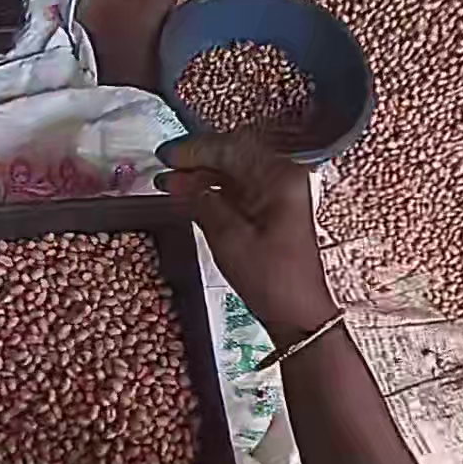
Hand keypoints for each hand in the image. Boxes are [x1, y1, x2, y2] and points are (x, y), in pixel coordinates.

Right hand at [157, 131, 339, 342]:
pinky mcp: (272, 211)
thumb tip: (179, 183)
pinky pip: (239, 190)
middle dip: (196, 160)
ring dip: (202, 176)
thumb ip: (203, 203)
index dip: (195, 150)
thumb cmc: (269, 278)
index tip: (165, 156)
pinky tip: (190, 196)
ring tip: (169, 183)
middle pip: (234, 156)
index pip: (232, 149)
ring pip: (234, 173)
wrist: (299, 313)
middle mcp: (283, 178)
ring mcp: (279, 194)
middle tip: (163, 166)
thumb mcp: (230, 239)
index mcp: (279, 178)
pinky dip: (214, 191)